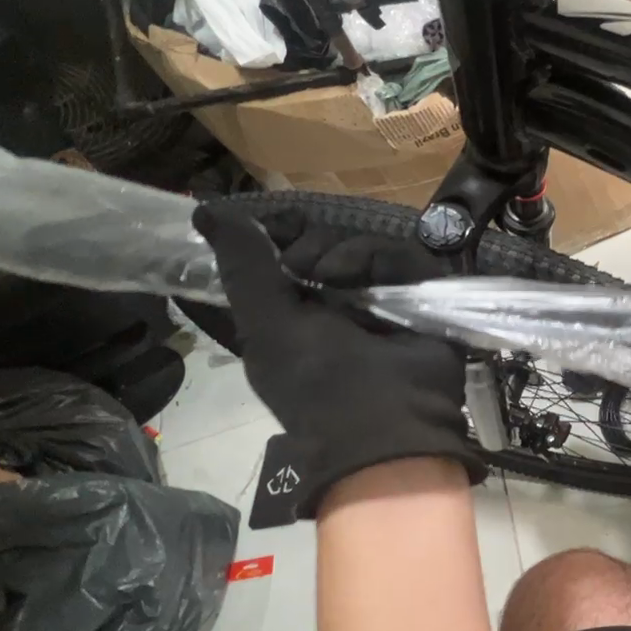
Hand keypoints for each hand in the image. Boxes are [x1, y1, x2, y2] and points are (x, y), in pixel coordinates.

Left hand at [193, 203, 484, 513]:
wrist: (387, 420)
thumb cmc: (316, 382)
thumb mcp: (265, 325)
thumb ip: (242, 267)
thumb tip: (206, 209)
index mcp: (300, 313)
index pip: (291, 254)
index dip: (282, 235)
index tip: (277, 230)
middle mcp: (343, 303)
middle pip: (328, 243)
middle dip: (309, 246)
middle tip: (303, 268)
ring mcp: (385, 299)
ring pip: (365, 244)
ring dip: (344, 253)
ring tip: (337, 278)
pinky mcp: (424, 297)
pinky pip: (404, 256)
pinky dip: (384, 259)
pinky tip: (367, 279)